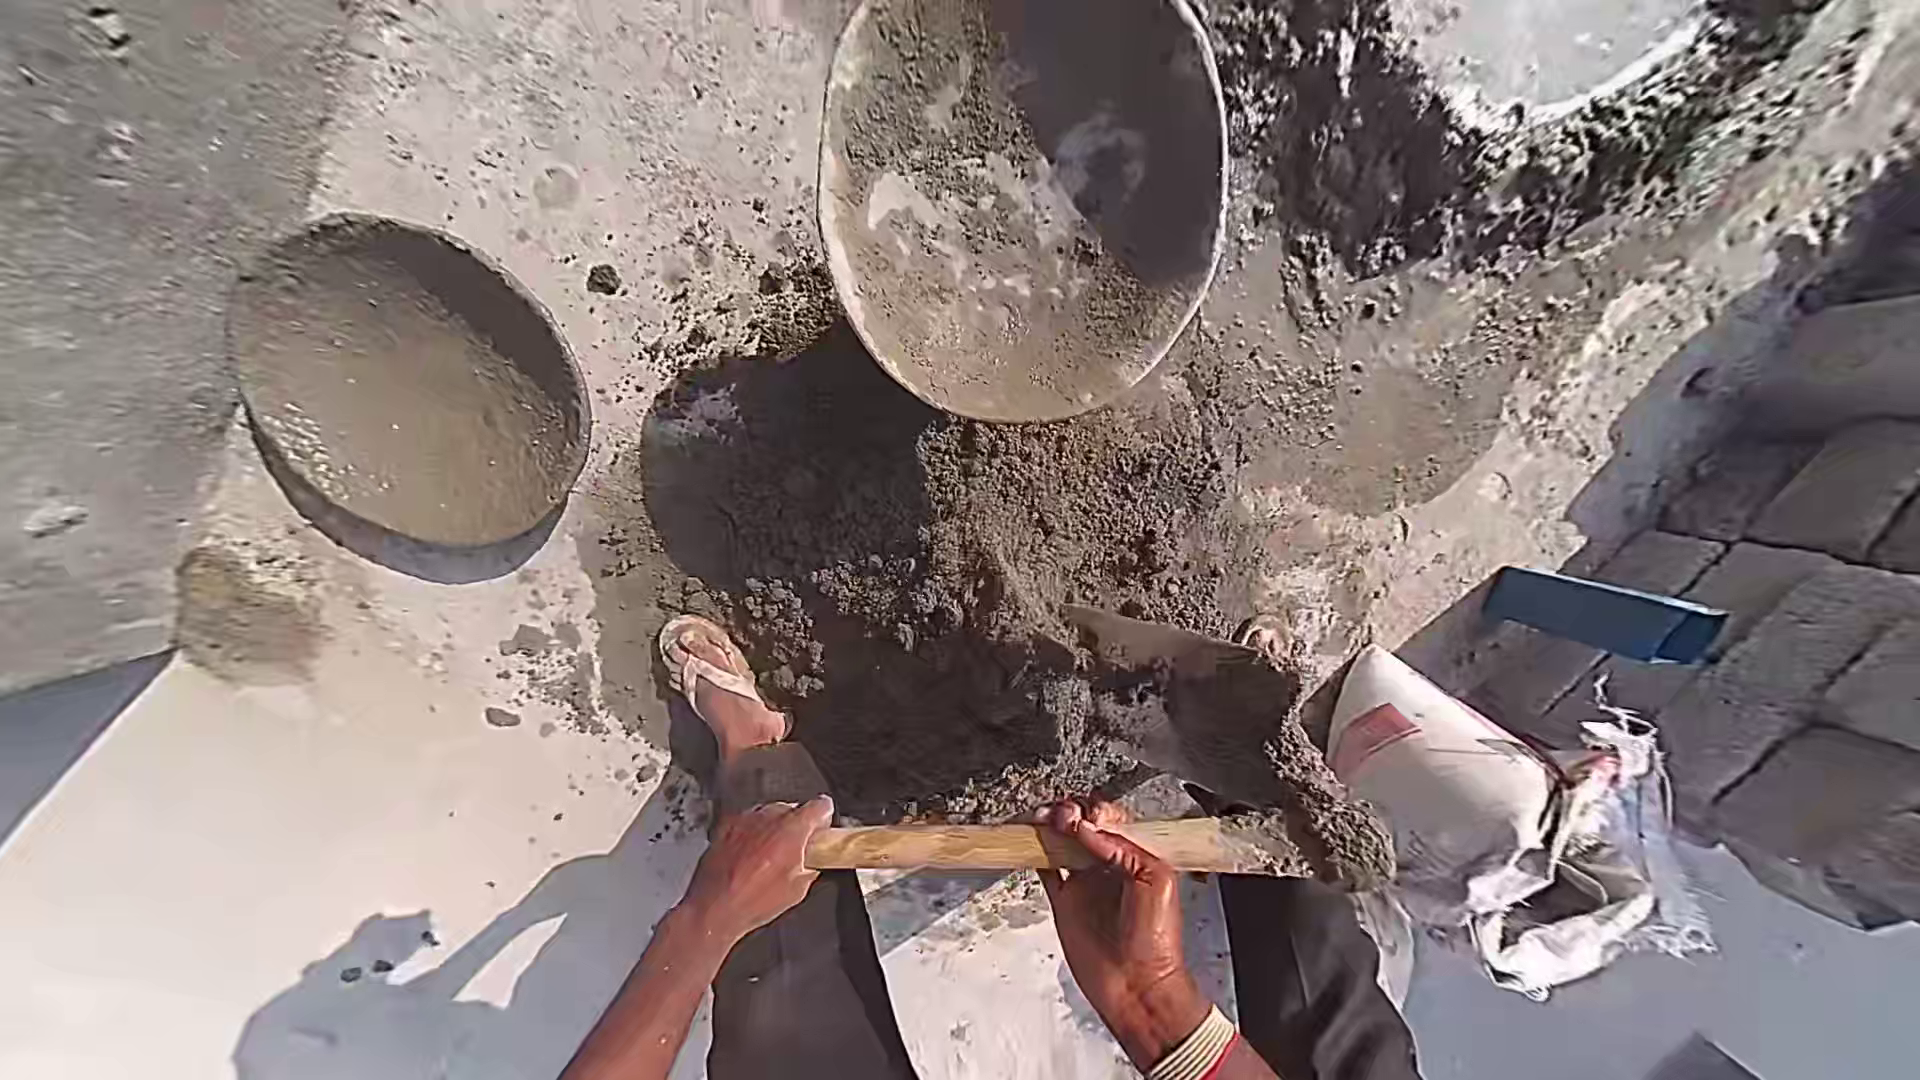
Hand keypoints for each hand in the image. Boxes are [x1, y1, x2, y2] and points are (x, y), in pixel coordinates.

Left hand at [678, 795, 833, 946]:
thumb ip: (810, 866)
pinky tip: (747, 854)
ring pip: (770, 813)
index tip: (822, 827)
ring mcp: (747, 818)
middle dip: (796, 826)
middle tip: (792, 848)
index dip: (824, 817)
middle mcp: (770, 817)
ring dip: (773, 827)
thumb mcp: (797, 891)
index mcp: (793, 829)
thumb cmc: (752, 903)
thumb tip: (812, 862)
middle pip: (794, 809)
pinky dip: (751, 832)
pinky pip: (748, 821)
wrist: (712, 910)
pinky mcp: (728, 825)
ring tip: (766, 854)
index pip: (820, 805)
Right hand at [1037, 798, 1210, 1069]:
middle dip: (1069, 811)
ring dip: (1049, 823)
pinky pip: (1046, 867)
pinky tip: (1032, 839)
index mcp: (1132, 854)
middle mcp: (1106, 863)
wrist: (1140, 989)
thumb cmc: (1158, 941)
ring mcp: (1084, 880)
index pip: (1109, 817)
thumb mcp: (1156, 881)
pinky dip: (1036, 851)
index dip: (1095, 810)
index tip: (1086, 817)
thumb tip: (1088, 828)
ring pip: (1061, 838)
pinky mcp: (1064, 899)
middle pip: (1081, 821)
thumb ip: (1123, 848)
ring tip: (1044, 820)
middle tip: (1064, 817)